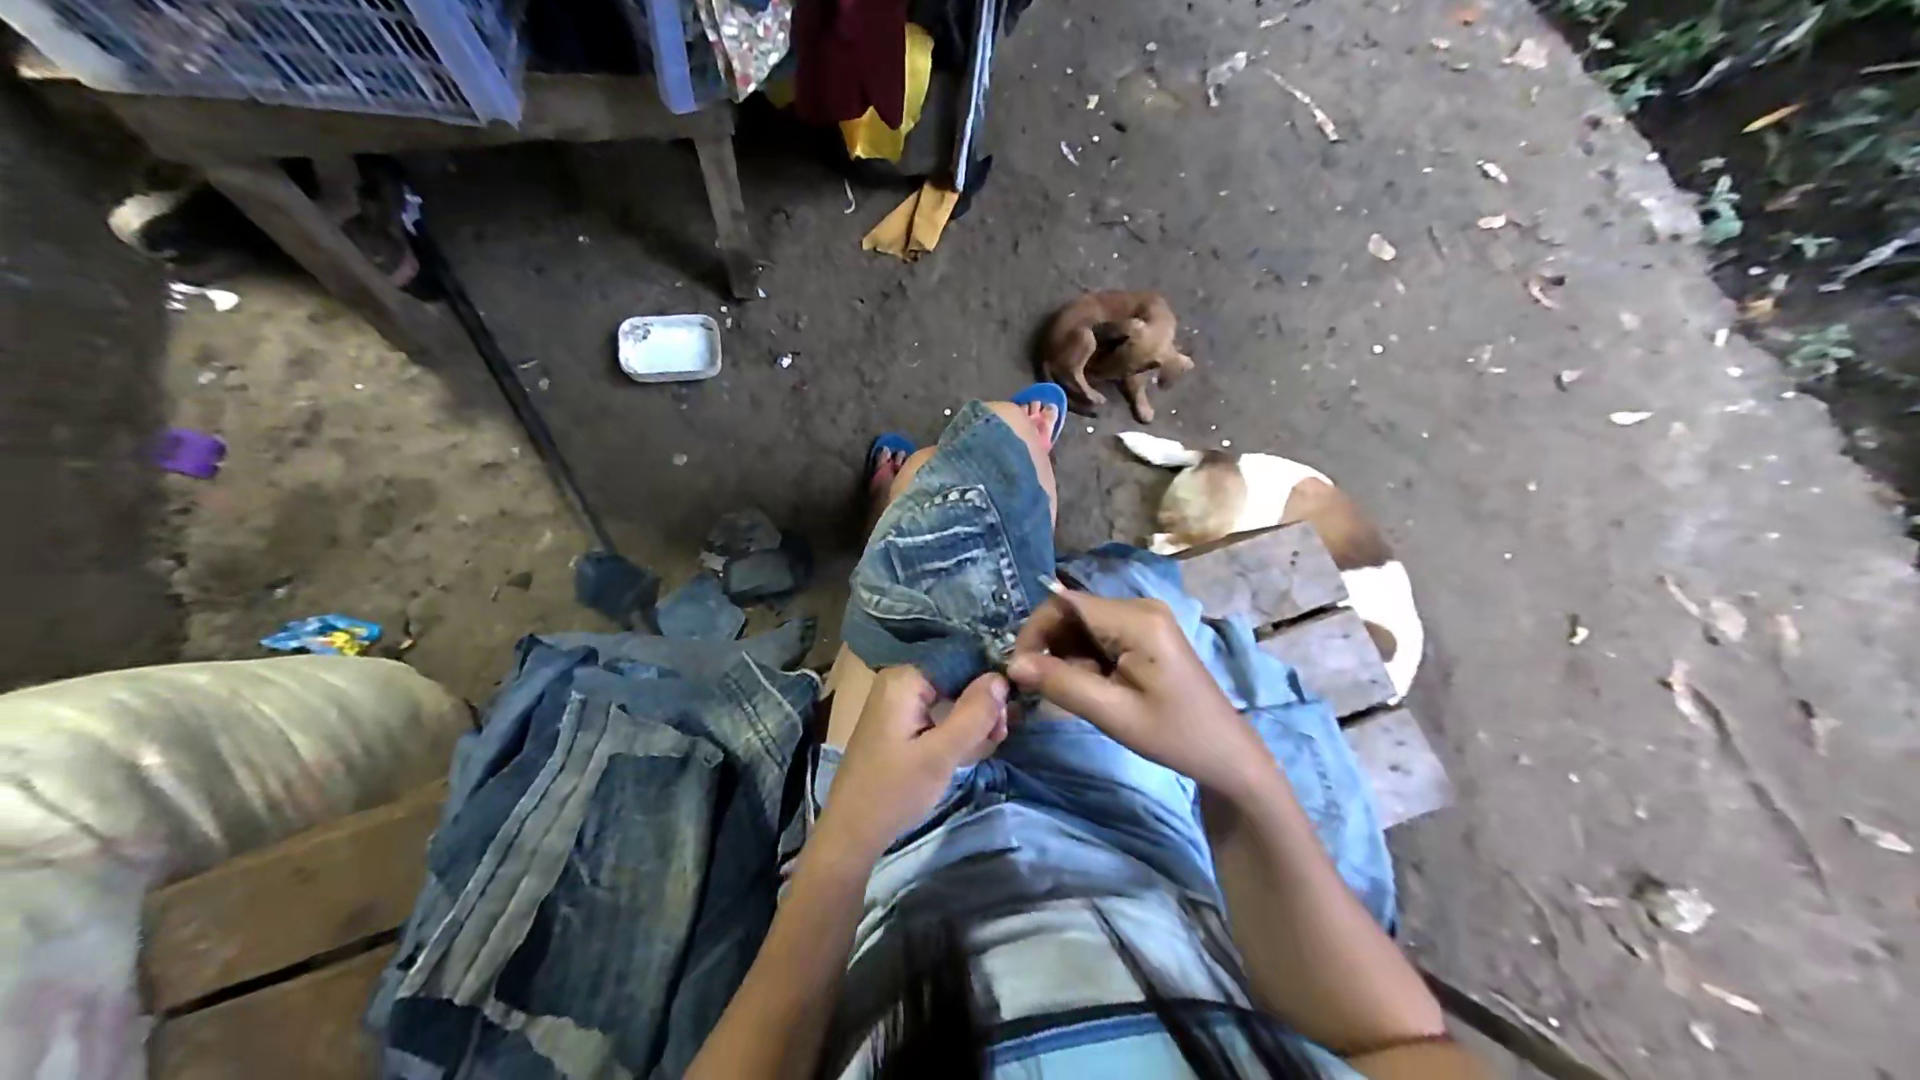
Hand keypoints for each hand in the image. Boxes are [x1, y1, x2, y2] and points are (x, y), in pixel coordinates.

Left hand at [814, 667, 1008, 862]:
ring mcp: (898, 702)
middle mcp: (899, 681)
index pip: (960, 660)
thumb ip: (973, 714)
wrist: (851, 832)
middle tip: (999, 735)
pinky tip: (969, 747)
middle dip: (982, 704)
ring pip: (950, 697)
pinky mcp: (899, 722)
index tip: (1009, 712)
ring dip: (972, 719)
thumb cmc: (893, 791)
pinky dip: (955, 728)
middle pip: (956, 678)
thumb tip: (1001, 677)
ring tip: (989, 743)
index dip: (988, 681)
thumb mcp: (940, 755)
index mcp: (904, 679)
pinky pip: (937, 712)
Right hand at [1007, 586, 1270, 797]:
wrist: (1225, 754)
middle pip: (1072, 612)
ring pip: (1082, 625)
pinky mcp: (1144, 634)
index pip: (1065, 603)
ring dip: (1064, 655)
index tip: (1019, 669)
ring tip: (1069, 691)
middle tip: (1039, 686)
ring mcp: (1144, 619)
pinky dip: (1082, 658)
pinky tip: (1088, 686)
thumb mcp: (1112, 713)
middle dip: (1049, 645)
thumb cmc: (1173, 736)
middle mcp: (1140, 607)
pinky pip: (1098, 635)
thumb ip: (1061, 683)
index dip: (1034, 630)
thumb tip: (1012, 665)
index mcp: (1137, 620)